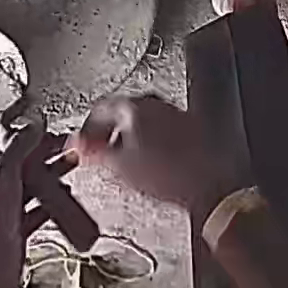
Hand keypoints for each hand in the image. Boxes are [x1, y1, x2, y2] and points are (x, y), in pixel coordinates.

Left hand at [0, 119, 68, 287]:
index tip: (51, 126)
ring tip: (72, 162)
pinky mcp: (19, 228)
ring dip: (54, 172)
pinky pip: (40, 208)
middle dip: (49, 150)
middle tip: (69, 144)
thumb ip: (18, 147)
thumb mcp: (3, 174)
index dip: (33, 131)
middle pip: (28, 160)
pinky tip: (63, 198)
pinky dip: (53, 201)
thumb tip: (33, 124)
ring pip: (36, 182)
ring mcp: (9, 208)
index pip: (13, 140)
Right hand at [69, 94, 226, 210]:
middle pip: (118, 112)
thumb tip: (79, 146)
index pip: (98, 109)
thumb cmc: (169, 174)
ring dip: (124, 136)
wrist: (208, 185)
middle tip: (97, 153)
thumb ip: (94, 152)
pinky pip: (156, 126)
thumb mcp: (120, 167)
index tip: (81, 145)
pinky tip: (144, 160)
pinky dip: (144, 139)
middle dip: (105, 132)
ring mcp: (170, 111)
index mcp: (133, 105)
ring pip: (138, 119)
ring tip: (120, 161)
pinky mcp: (185, 124)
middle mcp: (152, 102)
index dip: (85, 130)